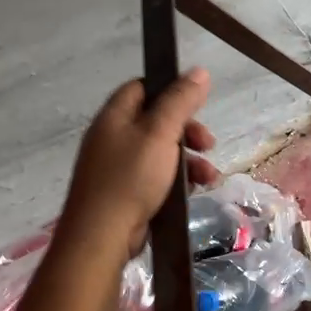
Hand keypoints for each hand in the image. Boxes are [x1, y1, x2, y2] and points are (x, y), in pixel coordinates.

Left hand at [64, 68, 221, 250]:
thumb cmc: (130, 179)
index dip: (170, 90)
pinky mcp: (126, 193)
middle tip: (208, 142)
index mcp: (114, 116)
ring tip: (209, 176)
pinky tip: (195, 190)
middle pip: (157, 120)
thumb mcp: (160, 134)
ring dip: (190, 160)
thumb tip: (199, 71)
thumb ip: (180, 101)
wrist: (101, 239)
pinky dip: (179, 180)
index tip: (196, 102)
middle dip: (188, 130)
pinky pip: (158, 176)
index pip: (142, 87)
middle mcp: (113, 138)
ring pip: (162, 151)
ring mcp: (118, 167)